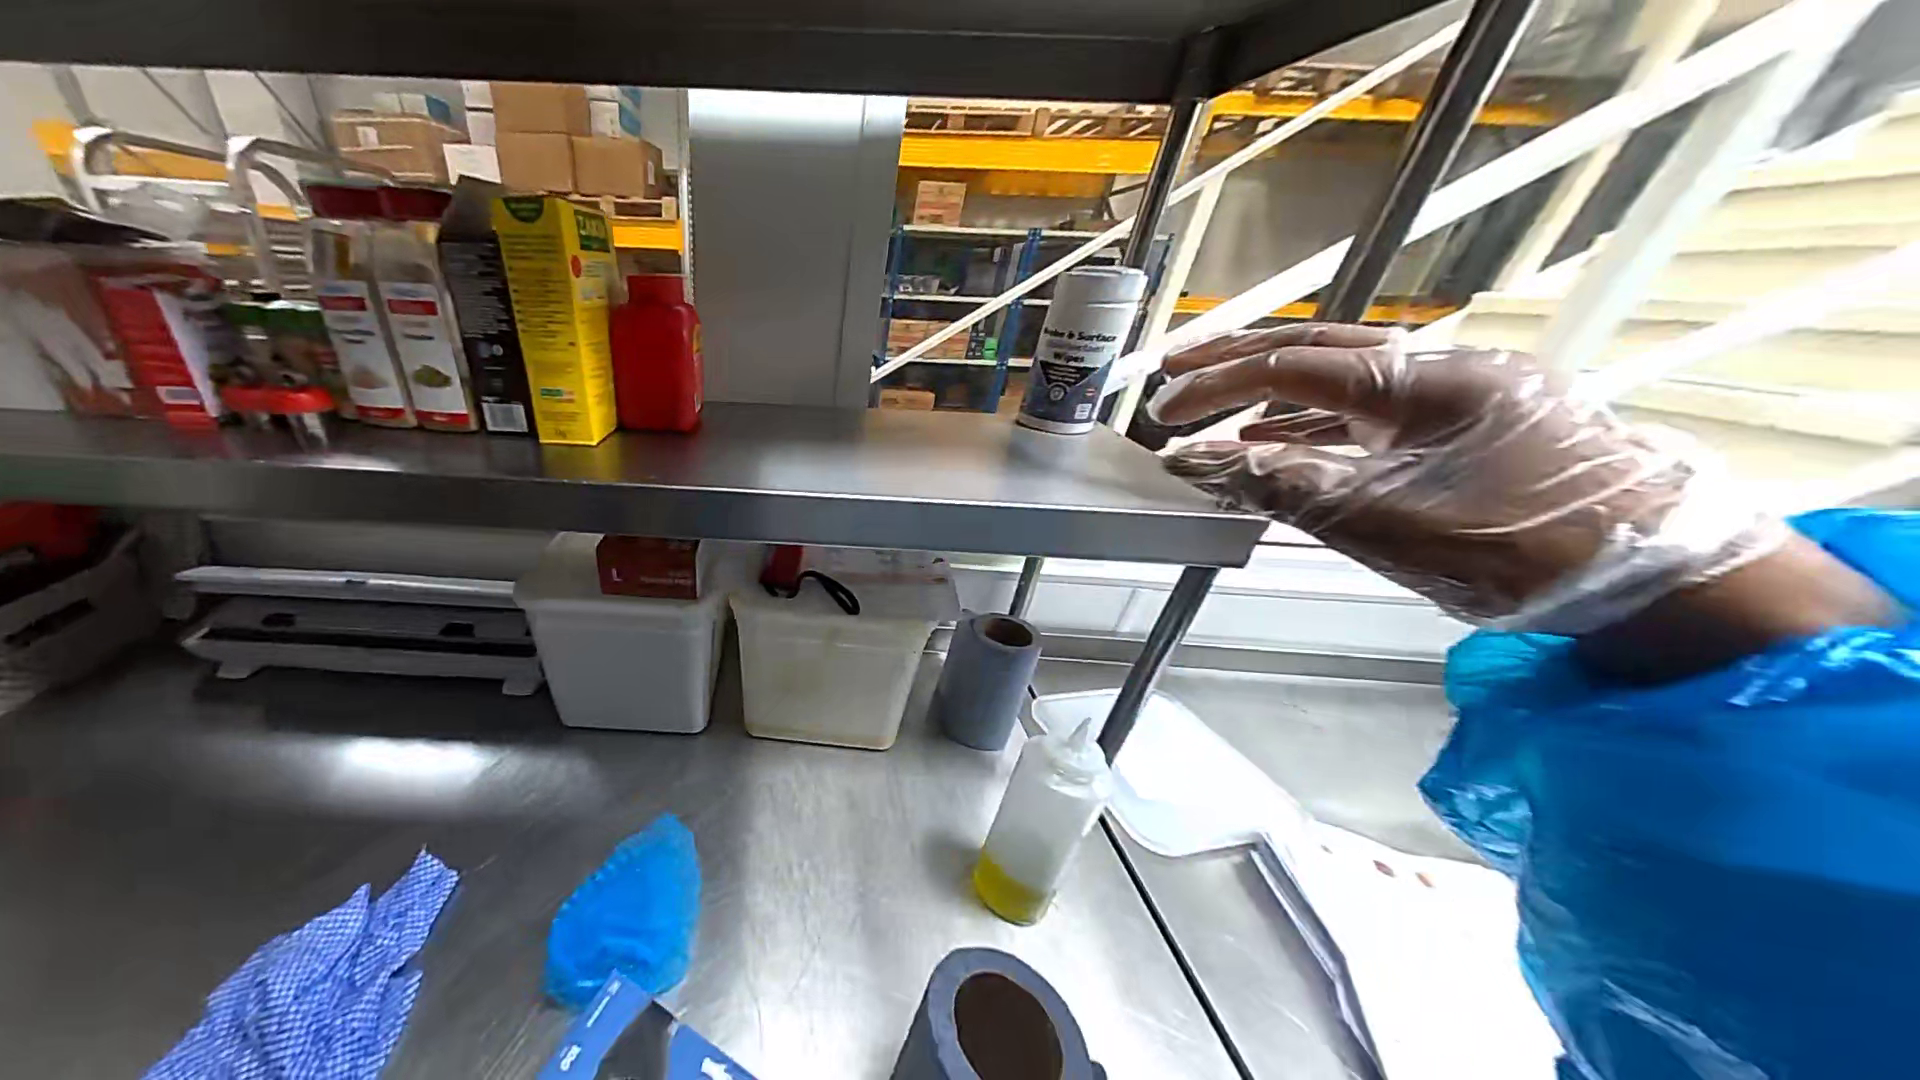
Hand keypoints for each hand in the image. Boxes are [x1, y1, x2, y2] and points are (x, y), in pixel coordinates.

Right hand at [1146, 323, 1787, 634]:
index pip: (1292, 364)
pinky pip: (1364, 413)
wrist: (1655, 582)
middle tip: (1174, 369)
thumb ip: (1278, 484)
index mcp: (1424, 378)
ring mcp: (1450, 397)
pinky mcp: (1456, 429)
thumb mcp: (1379, 519)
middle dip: (1236, 360)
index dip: (1218, 385)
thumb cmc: (1519, 548)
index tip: (1164, 412)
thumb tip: (1191, 463)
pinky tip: (1276, 437)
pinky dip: (1310, 424)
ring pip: (1338, 378)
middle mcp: (1438, 370)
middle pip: (1314, 349)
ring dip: (1270, 391)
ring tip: (1214, 402)